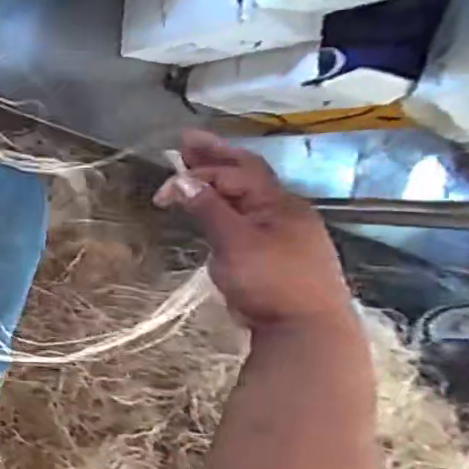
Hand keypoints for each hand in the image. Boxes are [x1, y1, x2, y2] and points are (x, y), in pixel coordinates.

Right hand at [154, 131, 355, 329]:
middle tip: (187, 139)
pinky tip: (214, 203)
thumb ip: (207, 208)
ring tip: (193, 165)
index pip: (234, 174)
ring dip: (219, 178)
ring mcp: (284, 232)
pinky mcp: (275, 252)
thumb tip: (181, 179)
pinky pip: (247, 213)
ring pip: (247, 194)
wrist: (306, 329)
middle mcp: (285, 211)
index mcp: (280, 204)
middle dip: (215, 156)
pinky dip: (225, 201)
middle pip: (247, 175)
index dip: (197, 174)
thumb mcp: (234, 242)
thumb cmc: (270, 281)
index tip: (163, 192)